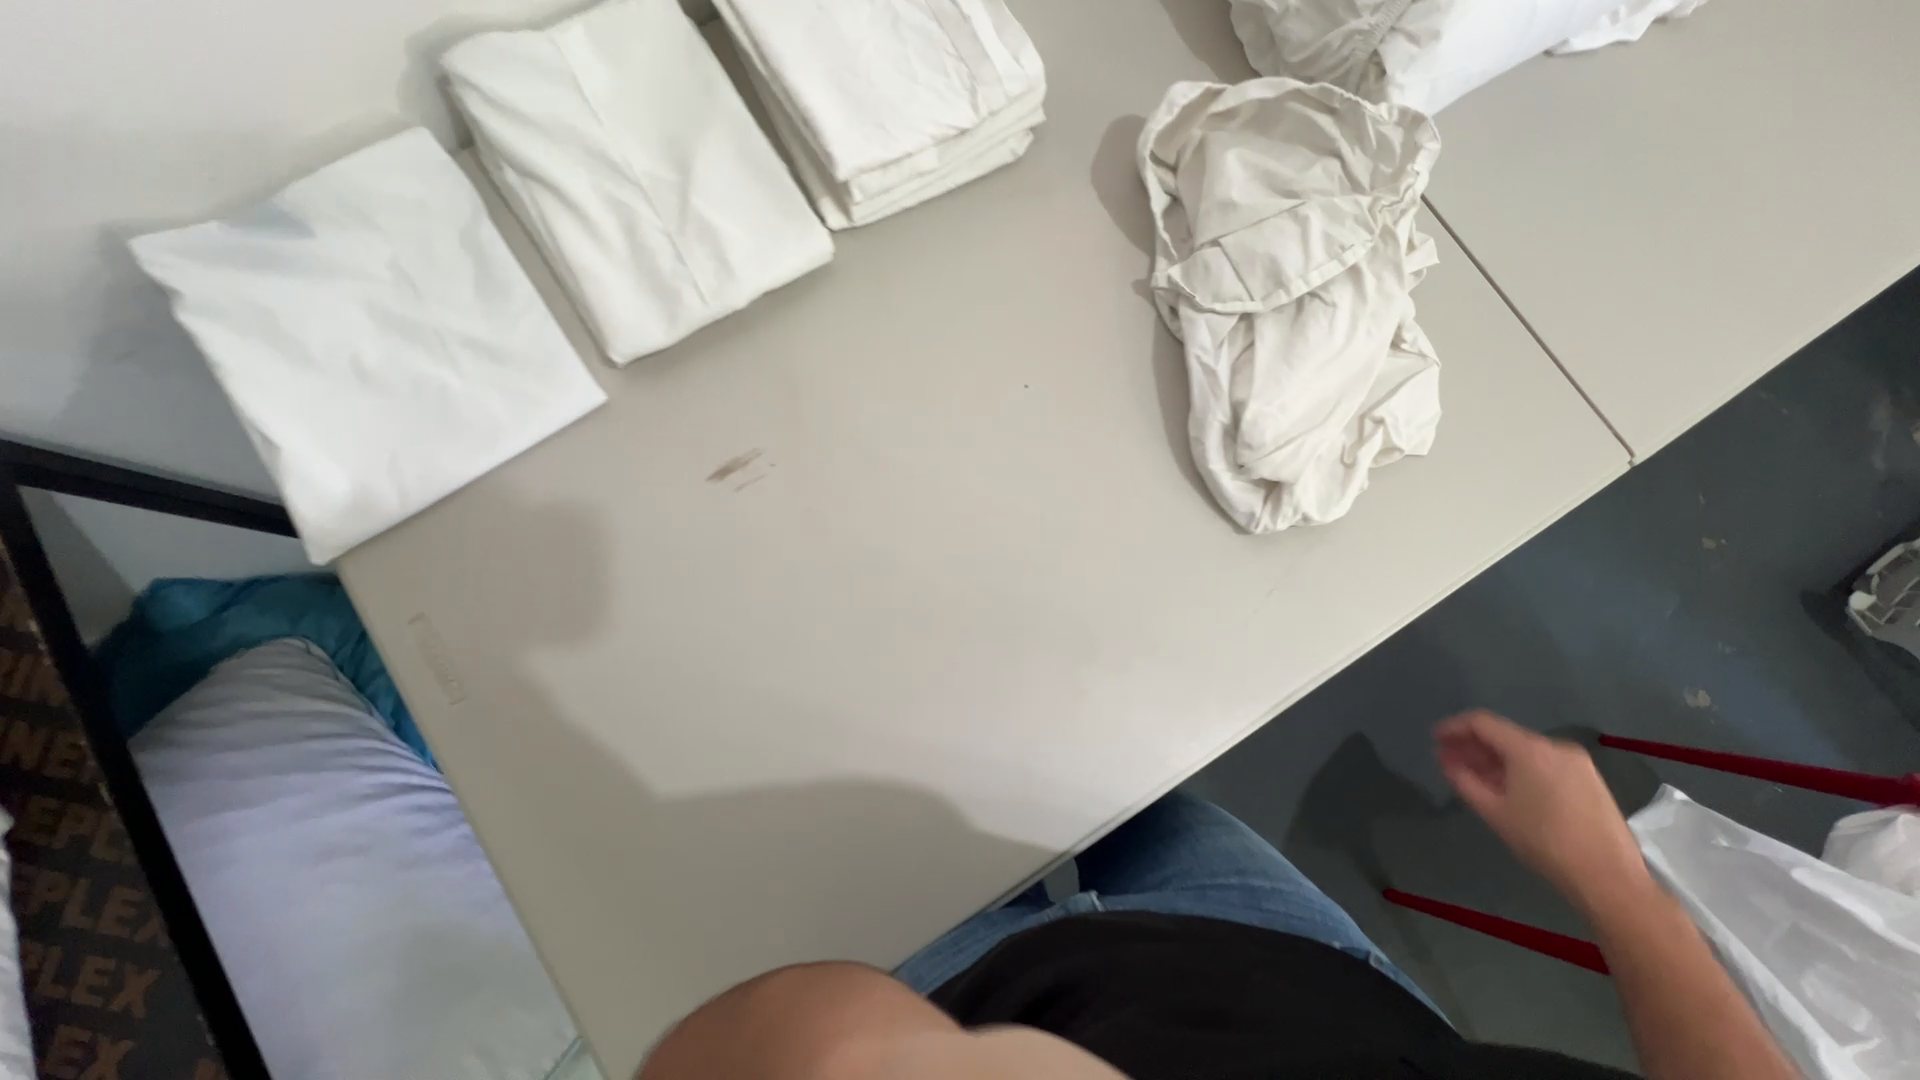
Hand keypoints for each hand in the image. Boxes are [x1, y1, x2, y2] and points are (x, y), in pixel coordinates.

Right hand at [1434, 710, 1651, 913]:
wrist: (1609, 878)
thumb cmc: (1544, 842)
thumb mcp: (1494, 812)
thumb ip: (1465, 780)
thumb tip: (1448, 761)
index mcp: (1530, 749)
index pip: (1482, 723)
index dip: (1454, 727)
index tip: (1435, 740)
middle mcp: (1555, 746)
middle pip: (1505, 736)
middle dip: (1474, 746)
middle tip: (1449, 761)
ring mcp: (1577, 763)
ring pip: (1525, 751)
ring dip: (1496, 760)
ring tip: (1475, 778)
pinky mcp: (1590, 780)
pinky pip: (1544, 764)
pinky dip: (1520, 769)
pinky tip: (1508, 789)